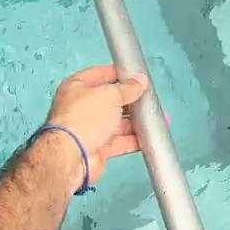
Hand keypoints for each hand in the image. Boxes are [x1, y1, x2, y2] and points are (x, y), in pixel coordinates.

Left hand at [41, 65, 148, 192]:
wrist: (72, 156)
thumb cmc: (86, 117)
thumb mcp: (109, 95)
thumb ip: (127, 88)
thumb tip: (140, 80)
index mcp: (77, 87)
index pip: (100, 74)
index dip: (118, 73)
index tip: (138, 75)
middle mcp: (82, 107)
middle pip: (111, 100)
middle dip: (131, 100)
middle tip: (151, 99)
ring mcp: (90, 129)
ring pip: (117, 122)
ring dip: (136, 121)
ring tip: (157, 119)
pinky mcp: (98, 148)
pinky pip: (120, 141)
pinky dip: (134, 139)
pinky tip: (150, 136)